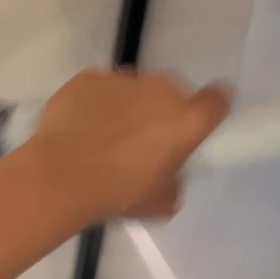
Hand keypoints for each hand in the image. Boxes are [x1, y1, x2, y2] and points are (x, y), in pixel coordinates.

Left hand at [26, 69, 230, 220]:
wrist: (62, 175)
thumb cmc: (118, 193)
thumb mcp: (162, 201)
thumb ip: (175, 178)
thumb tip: (166, 170)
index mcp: (188, 120)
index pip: (217, 99)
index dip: (209, 108)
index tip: (197, 121)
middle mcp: (160, 90)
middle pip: (170, 92)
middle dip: (160, 110)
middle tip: (140, 138)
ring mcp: (122, 79)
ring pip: (133, 87)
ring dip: (127, 104)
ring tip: (104, 133)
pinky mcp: (88, 77)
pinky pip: (100, 87)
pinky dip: (95, 101)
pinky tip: (80, 125)